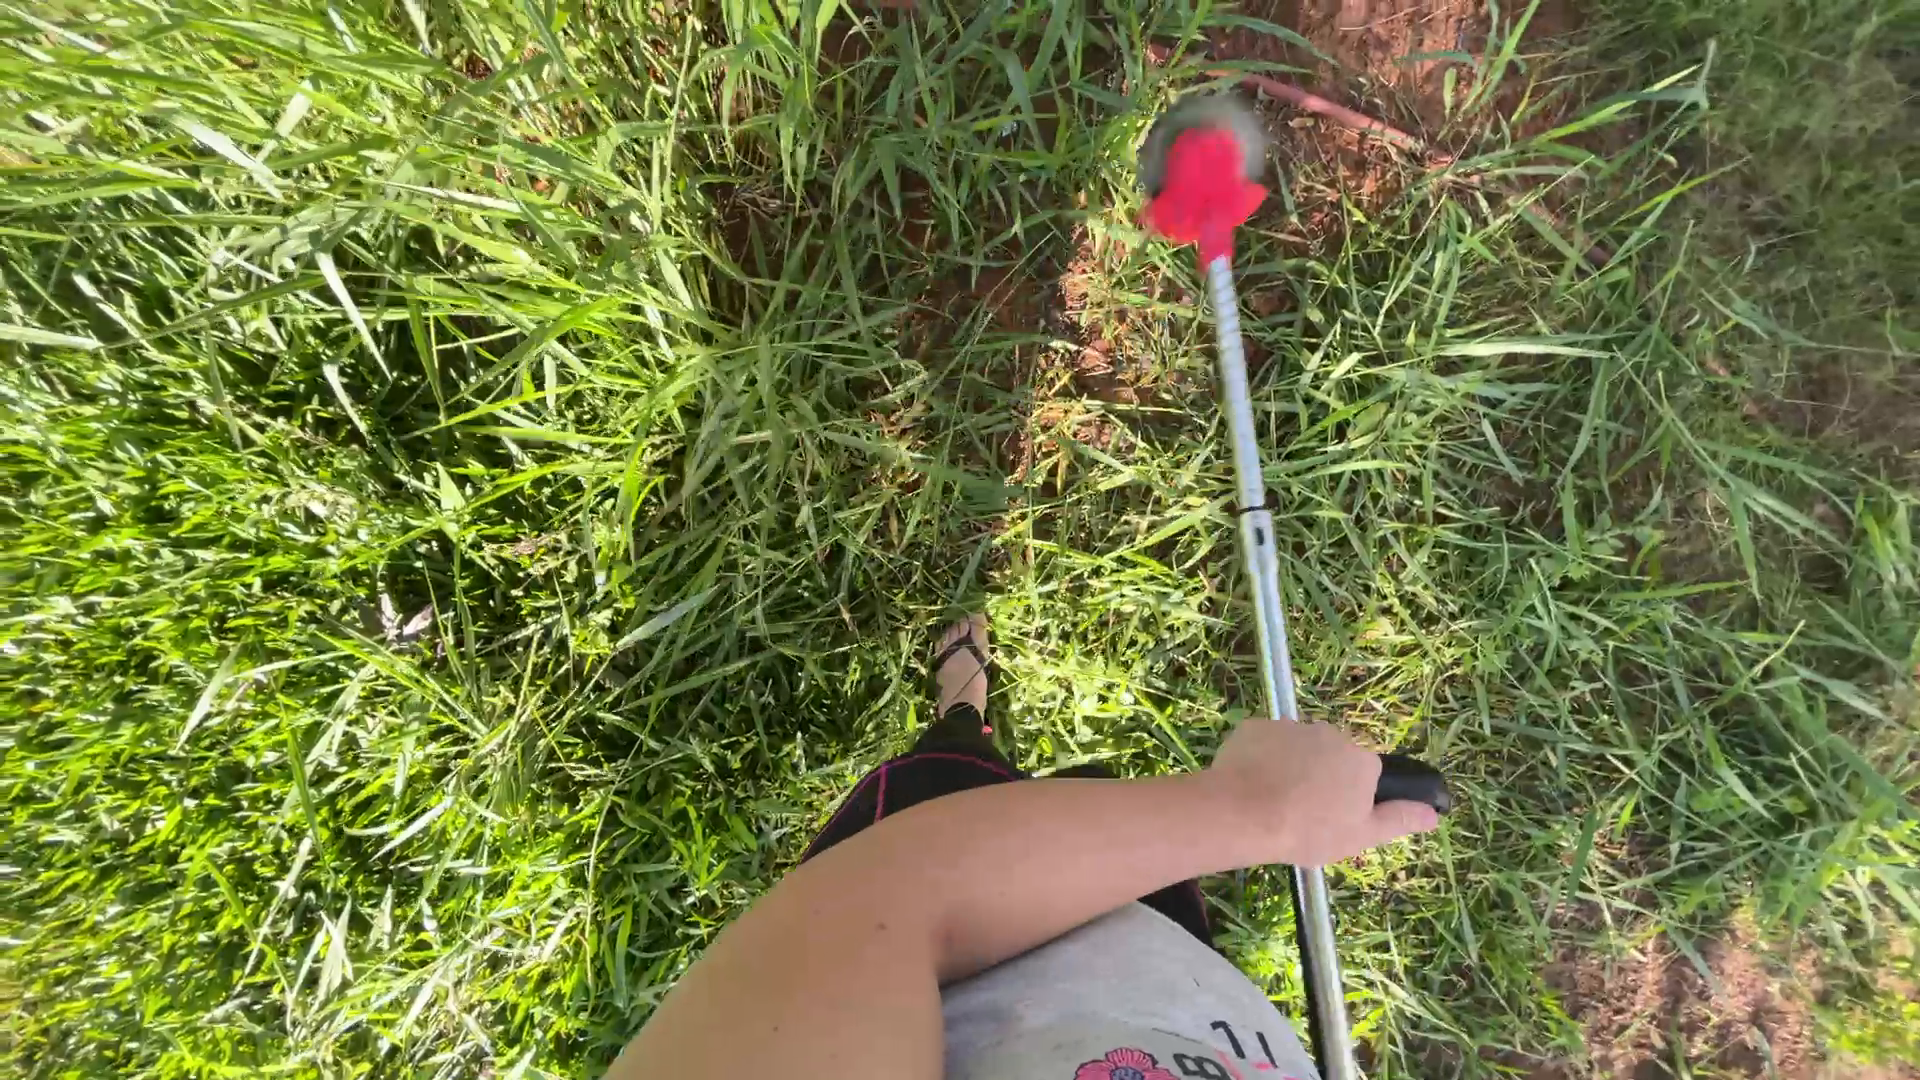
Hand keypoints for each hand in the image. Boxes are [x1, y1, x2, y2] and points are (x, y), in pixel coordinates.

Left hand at [1206, 717, 1439, 865]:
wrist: (1242, 813)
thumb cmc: (1308, 829)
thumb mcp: (1361, 835)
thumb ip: (1399, 819)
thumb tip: (1432, 813)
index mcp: (1359, 759)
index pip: (1363, 772)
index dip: (1350, 794)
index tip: (1333, 813)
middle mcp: (1327, 733)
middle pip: (1329, 754)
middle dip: (1320, 774)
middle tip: (1302, 807)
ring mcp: (1287, 726)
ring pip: (1295, 746)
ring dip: (1289, 764)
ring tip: (1273, 797)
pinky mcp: (1254, 726)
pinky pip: (1264, 742)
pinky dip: (1260, 757)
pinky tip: (1251, 781)